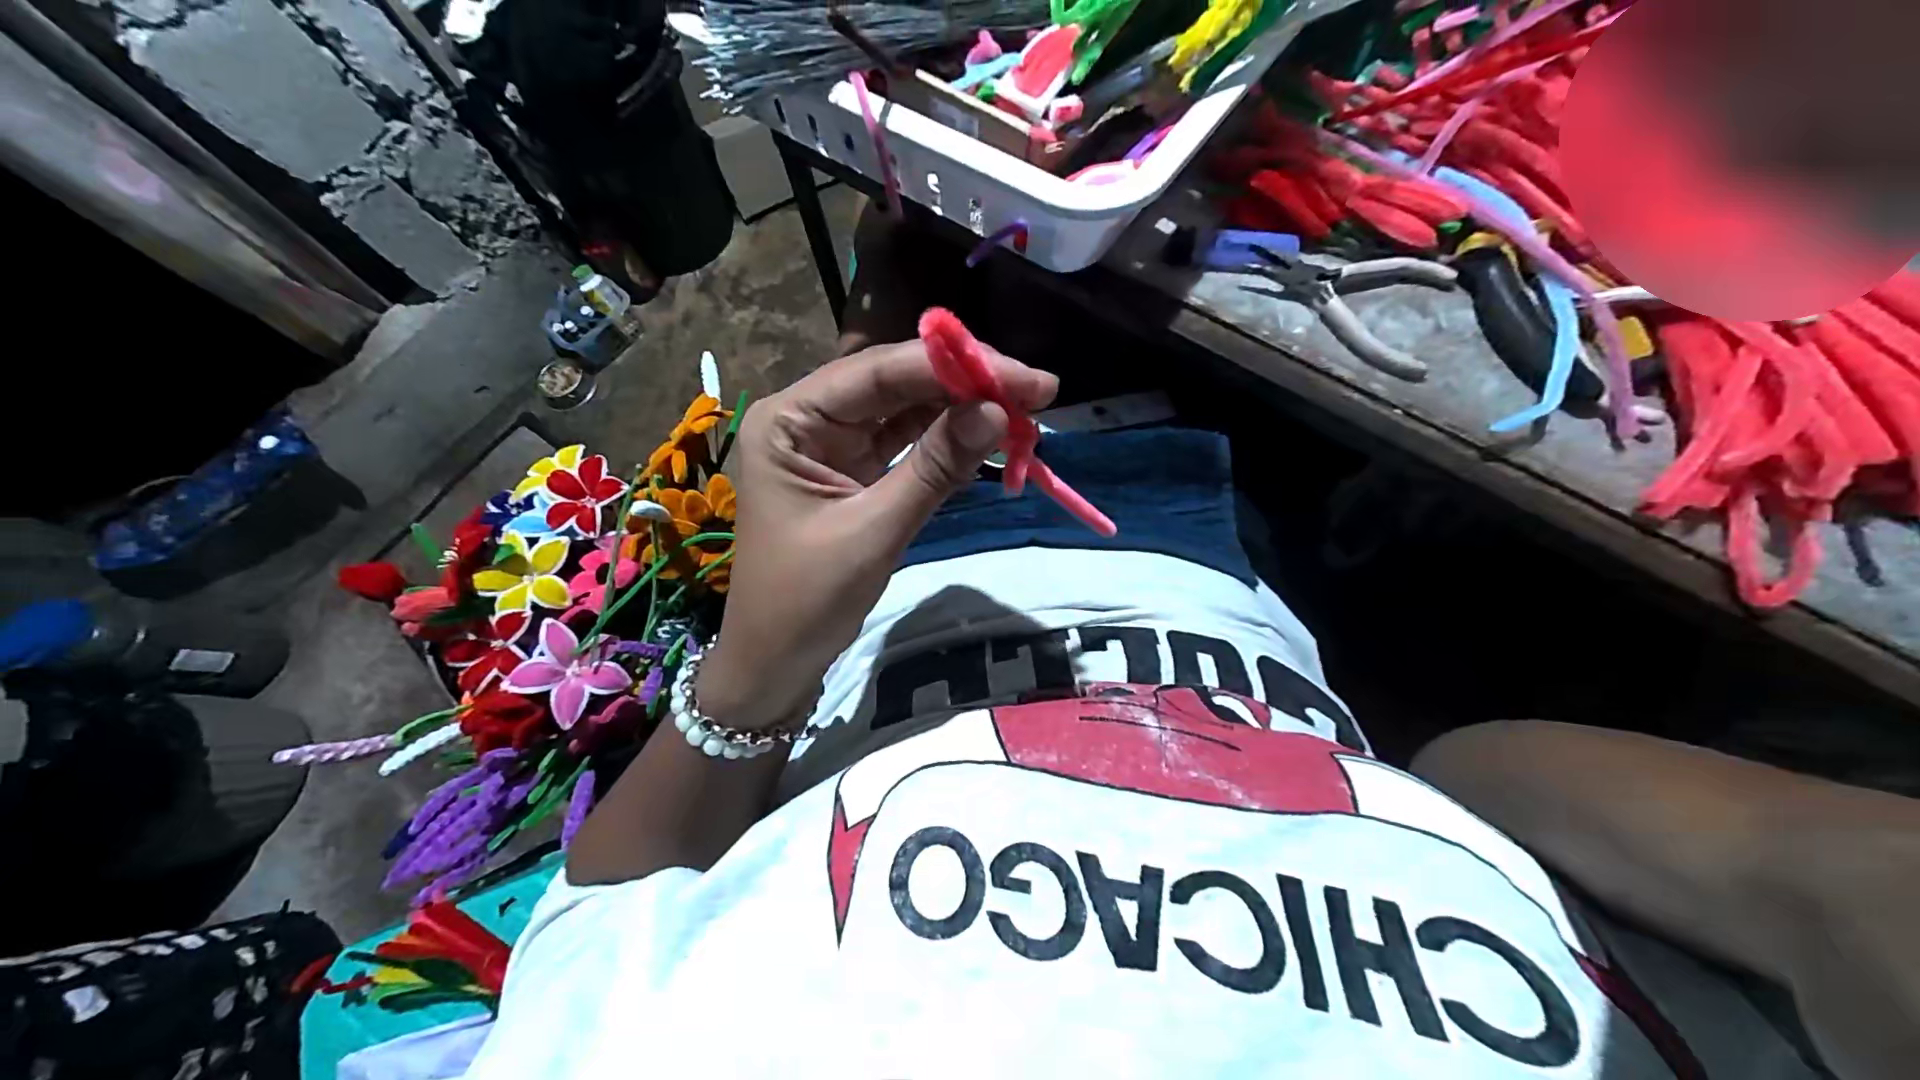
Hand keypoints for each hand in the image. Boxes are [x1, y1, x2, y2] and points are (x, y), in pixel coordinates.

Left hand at [697, 340, 1057, 726]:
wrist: (777, 660)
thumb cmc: (807, 600)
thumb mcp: (874, 530)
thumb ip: (935, 467)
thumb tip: (998, 411)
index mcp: (789, 419)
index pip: (877, 372)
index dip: (952, 366)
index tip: (1023, 374)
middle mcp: (808, 417)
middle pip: (895, 383)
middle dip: (964, 384)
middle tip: (1036, 390)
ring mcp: (831, 443)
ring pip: (906, 409)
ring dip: (962, 409)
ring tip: (1024, 411)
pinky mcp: (854, 470)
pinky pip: (906, 442)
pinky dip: (947, 441)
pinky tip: (988, 436)